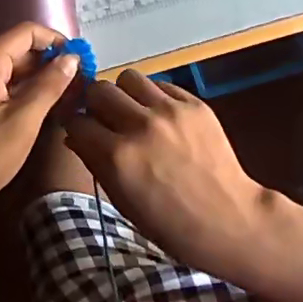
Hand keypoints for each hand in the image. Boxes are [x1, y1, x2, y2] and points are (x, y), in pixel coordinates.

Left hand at [0, 22, 79, 225]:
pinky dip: (26, 89)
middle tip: (79, 81)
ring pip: (14, 67)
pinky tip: (45, 106)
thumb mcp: (22, 123)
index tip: (80, 60)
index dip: (55, 40)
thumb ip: (49, 86)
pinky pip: (5, 84)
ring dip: (41, 76)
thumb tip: (72, 57)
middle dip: (51, 59)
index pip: (26, 31)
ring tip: (68, 94)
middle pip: (20, 48)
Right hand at [64, 71, 278, 277]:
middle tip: (104, 117)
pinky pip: (162, 85)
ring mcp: (170, 110)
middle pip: (99, 90)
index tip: (81, 132)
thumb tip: (76, 136)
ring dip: (125, 93)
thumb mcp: (122, 201)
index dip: (76, 127)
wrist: (226, 219)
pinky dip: (154, 97)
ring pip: (129, 78)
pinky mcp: (194, 103)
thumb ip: (96, 163)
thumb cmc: (169, 224)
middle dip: (95, 104)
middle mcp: (141, 125)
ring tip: (133, 112)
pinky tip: (161, 117)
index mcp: (119, 156)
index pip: (78, 122)